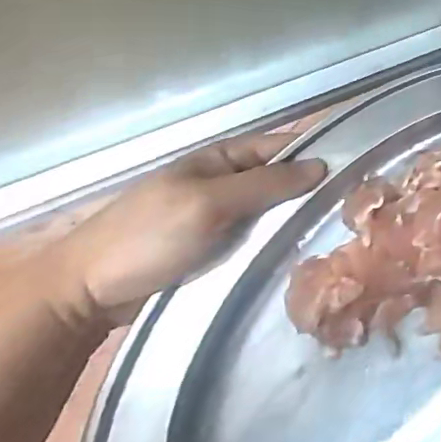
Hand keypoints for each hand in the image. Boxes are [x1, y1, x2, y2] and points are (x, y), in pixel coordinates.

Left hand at [41, 132, 327, 324]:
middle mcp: (226, 180)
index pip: (285, 145)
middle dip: (313, 189)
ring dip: (298, 217)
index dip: (319, 153)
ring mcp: (222, 213)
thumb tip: (323, 166)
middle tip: (352, 206)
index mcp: (222, 158)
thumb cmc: (145, 238)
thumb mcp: (208, 204)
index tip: (358, 170)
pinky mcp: (218, 244)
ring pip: (275, 208)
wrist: (82, 296)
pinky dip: (279, 239)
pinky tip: (302, 248)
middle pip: (284, 178)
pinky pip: (260, 234)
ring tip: (335, 229)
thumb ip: (266, 183)